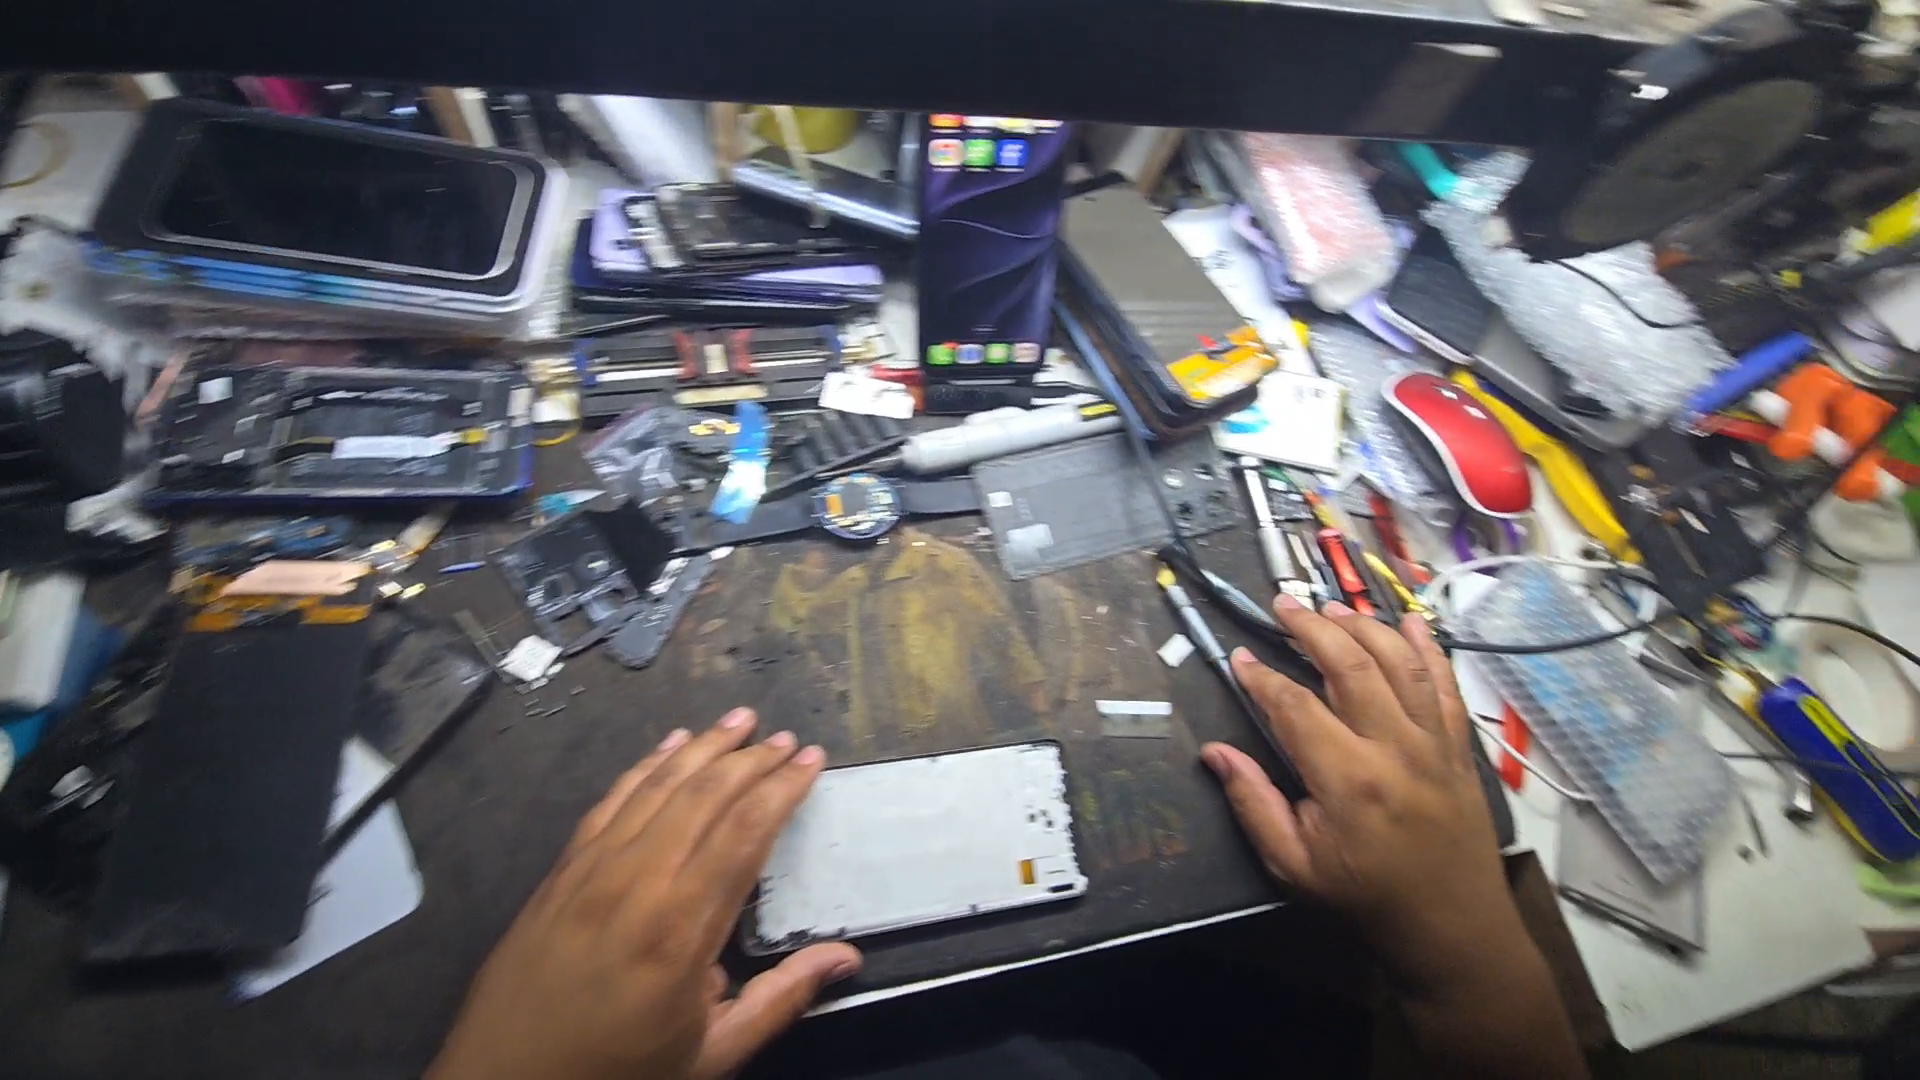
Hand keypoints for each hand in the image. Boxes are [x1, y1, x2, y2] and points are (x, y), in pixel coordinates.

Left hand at [427, 709, 859, 1079]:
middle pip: (706, 795)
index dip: (783, 788)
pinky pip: (612, 799)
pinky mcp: (564, 868)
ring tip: (740, 719)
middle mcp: (639, 882)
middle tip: (786, 740)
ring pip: (660, 785)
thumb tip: (847, 958)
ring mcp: (595, 869)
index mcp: (681, 929)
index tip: (811, 760)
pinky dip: (647, 764)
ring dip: (705, 746)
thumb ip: (782, 998)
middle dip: (752, 759)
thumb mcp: (711, 1054)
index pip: (746, 832)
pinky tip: (672, 743)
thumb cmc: (617, 1074)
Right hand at [1199, 598, 1518, 992]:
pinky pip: (1445, 685)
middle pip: (1352, 666)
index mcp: (1349, 780)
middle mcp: (1396, 749)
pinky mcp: (1458, 747)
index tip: (1239, 658)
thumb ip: (1252, 803)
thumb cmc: (1363, 895)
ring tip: (1330, 606)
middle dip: (1312, 628)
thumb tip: (1214, 752)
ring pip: (1401, 664)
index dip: (1262, 677)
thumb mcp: (1291, 863)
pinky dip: (1429, 647)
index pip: (1295, 706)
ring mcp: (1434, 744)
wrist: (1453, 929)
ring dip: (1363, 626)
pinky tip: (1409, 620)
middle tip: (1283, 604)